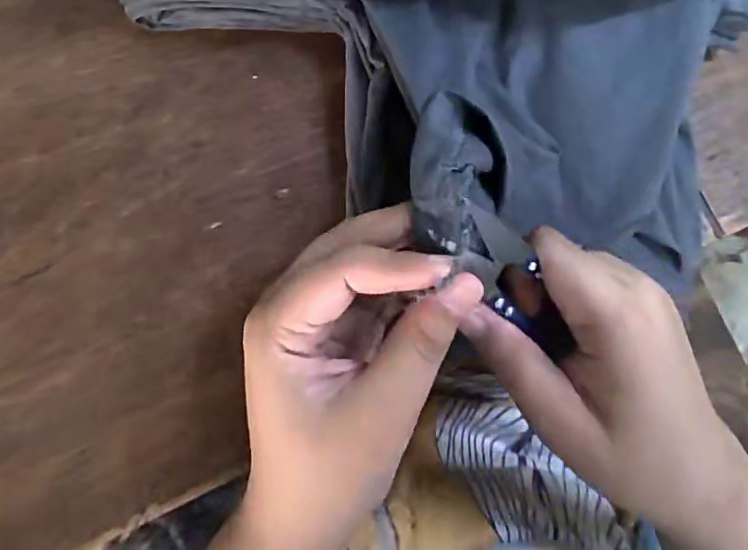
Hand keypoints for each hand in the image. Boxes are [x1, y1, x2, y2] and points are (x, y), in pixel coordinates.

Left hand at [215, 205, 483, 549]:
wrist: (301, 521)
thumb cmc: (332, 474)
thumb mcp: (383, 412)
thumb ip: (423, 341)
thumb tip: (468, 281)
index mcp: (278, 322)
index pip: (340, 268)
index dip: (397, 262)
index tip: (451, 267)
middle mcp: (285, 302)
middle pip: (342, 247)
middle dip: (397, 235)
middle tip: (453, 226)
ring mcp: (306, 309)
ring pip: (355, 256)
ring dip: (401, 250)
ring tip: (450, 245)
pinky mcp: (329, 322)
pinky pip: (366, 284)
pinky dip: (401, 280)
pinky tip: (434, 278)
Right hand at [462, 229, 747, 549]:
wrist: (701, 476)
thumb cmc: (628, 456)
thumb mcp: (557, 419)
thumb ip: (509, 356)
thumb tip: (462, 306)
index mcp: (615, 307)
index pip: (546, 243)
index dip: (518, 270)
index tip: (518, 320)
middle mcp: (635, 280)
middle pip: (558, 252)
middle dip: (535, 287)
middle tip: (541, 344)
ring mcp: (648, 282)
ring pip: (574, 259)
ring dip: (555, 292)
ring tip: (565, 348)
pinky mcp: (651, 291)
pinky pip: (596, 271)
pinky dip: (578, 295)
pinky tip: (587, 343)